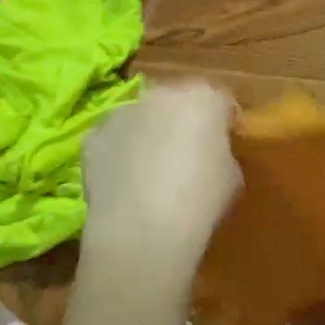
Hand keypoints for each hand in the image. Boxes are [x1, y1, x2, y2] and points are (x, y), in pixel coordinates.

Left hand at [82, 80, 240, 271]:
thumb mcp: (232, 176)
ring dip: (150, 135)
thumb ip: (221, 153)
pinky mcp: (92, 137)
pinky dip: (121, 153)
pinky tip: (128, 183)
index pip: (221, 101)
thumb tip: (209, 154)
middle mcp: (160, 95)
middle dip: (184, 122)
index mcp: (203, 99)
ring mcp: (120, 113)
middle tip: (190, 155)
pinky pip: (115, 140)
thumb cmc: (201, 201)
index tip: (227, 143)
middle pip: (178, 102)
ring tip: (154, 173)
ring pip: (142, 118)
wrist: (142, 229)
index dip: (225, 122)